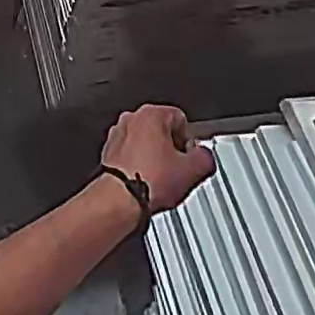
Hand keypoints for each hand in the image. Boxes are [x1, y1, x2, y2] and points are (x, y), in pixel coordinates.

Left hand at [99, 104, 215, 212]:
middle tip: (175, 170)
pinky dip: (137, 164)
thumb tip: (205, 157)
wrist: (119, 199)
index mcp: (152, 114)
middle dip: (170, 149)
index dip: (188, 141)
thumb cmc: (148, 180)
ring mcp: (118, 134)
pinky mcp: (109, 151)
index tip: (188, 157)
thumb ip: (205, 158)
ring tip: (158, 179)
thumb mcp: (191, 171)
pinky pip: (130, 153)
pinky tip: (143, 181)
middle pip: (161, 129)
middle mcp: (132, 118)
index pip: (180, 118)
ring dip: (152, 157)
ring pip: (144, 142)